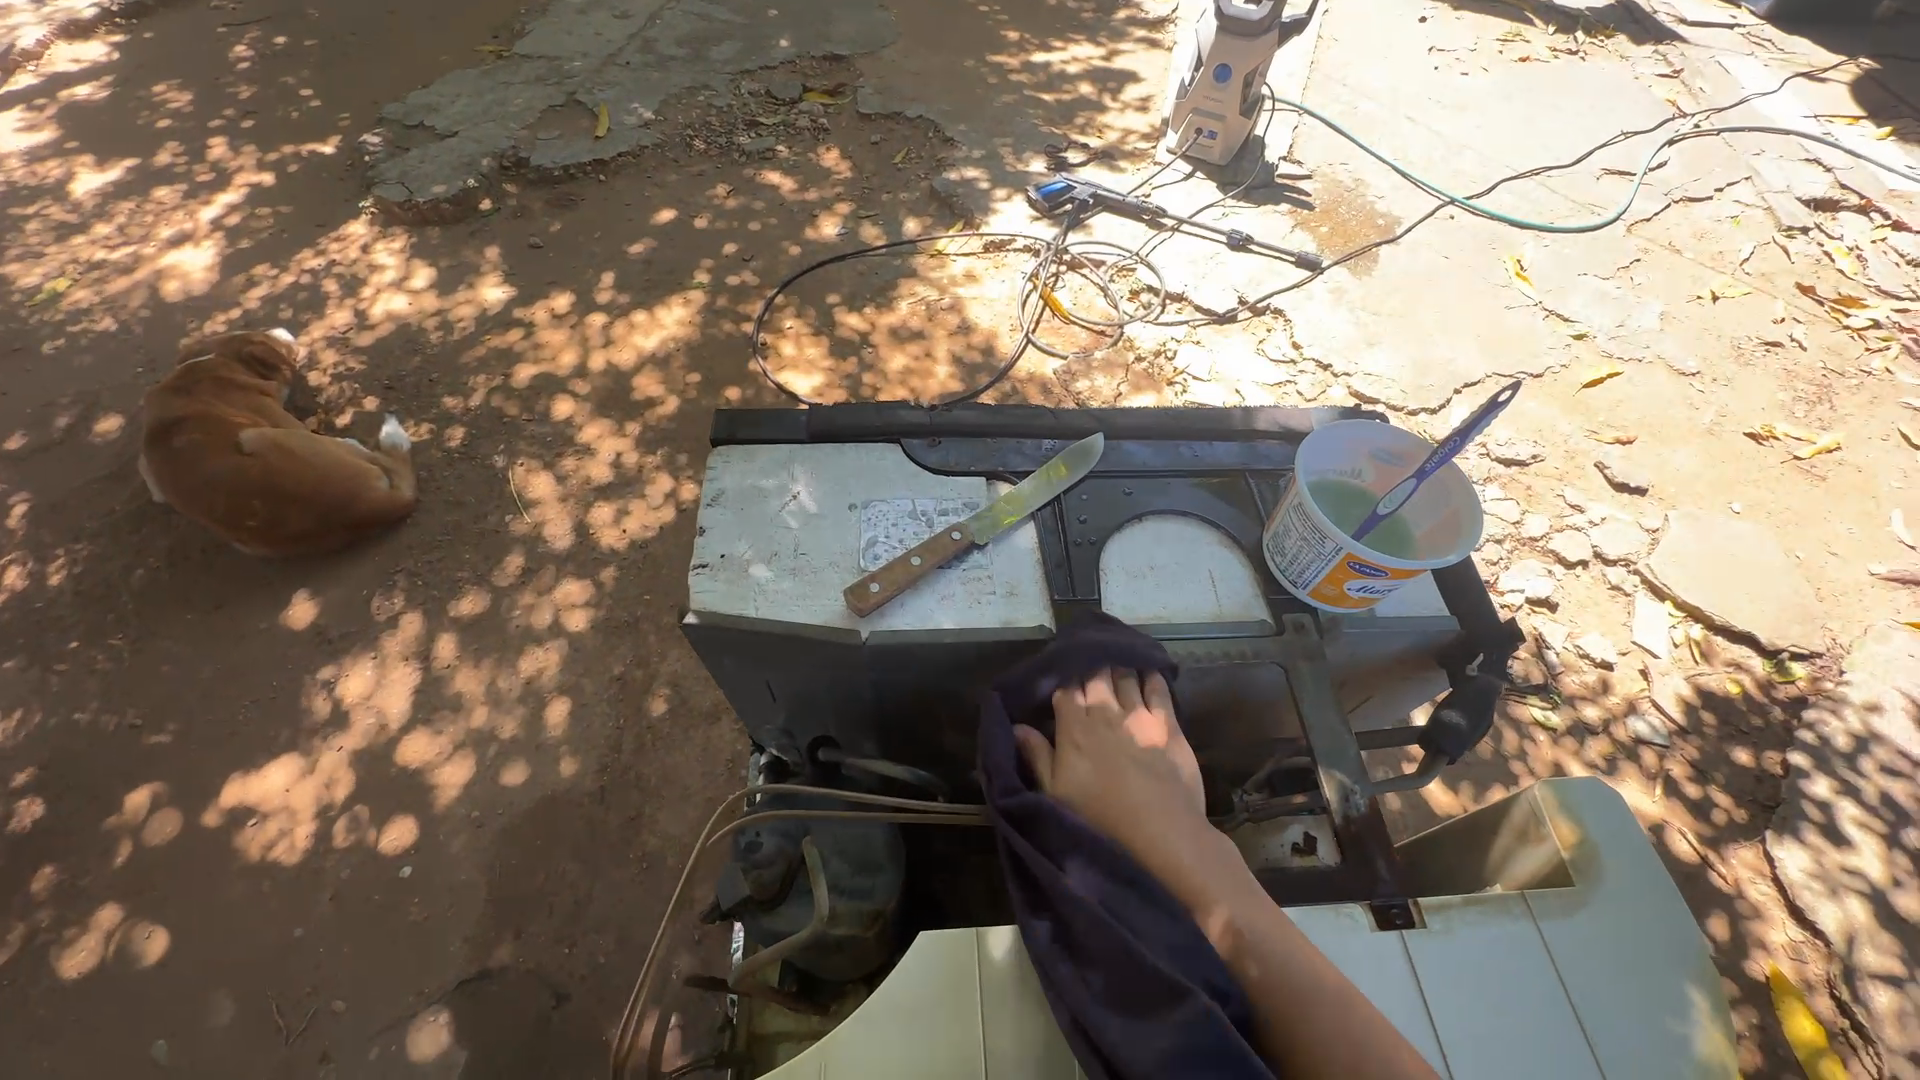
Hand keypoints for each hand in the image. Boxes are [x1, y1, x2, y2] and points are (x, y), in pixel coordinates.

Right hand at [1013, 669, 1216, 886]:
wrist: (1159, 830)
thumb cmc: (1099, 816)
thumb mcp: (1055, 792)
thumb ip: (1037, 755)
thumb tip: (1018, 726)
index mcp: (1074, 727)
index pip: (1065, 692)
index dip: (1063, 685)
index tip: (1062, 685)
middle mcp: (1105, 712)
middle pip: (1095, 678)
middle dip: (1090, 670)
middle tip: (1088, 669)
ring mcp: (1138, 715)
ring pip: (1125, 677)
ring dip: (1118, 670)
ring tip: (1115, 665)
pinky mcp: (1168, 724)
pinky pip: (1158, 689)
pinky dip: (1151, 677)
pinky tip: (1149, 673)